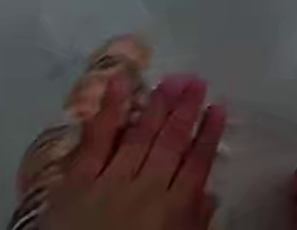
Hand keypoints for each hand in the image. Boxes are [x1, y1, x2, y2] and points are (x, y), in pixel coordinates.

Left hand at [43, 72, 227, 229]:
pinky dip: (109, 109)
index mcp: (172, 211)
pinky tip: (120, 82)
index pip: (197, 164)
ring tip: (172, 80)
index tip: (219, 107)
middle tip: (197, 81)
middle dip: (186, 110)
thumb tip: (211, 195)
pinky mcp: (77, 184)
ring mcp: (111, 183)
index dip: (209, 134)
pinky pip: (96, 142)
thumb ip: (193, 225)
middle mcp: (147, 189)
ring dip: (158, 105)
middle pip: (171, 143)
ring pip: (141, 136)